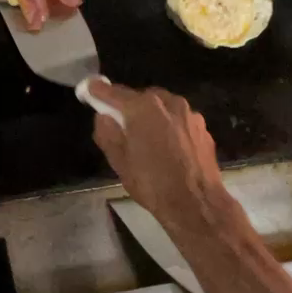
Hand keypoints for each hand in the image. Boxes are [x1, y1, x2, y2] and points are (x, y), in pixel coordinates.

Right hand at [86, 79, 231, 235]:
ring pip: (162, 107)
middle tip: (121, 127)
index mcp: (142, 108)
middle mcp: (167, 102)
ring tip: (147, 140)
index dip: (98, 91)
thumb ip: (107, 133)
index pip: (113, 92)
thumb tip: (104, 117)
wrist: (196, 203)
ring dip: (151, 116)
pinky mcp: (202, 126)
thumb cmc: (152, 184)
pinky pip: (178, 119)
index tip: (89, 89)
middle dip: (129, 107)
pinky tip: (167, 149)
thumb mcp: (119, 162)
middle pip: (141, 97)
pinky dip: (168, 126)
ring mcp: (188, 113)